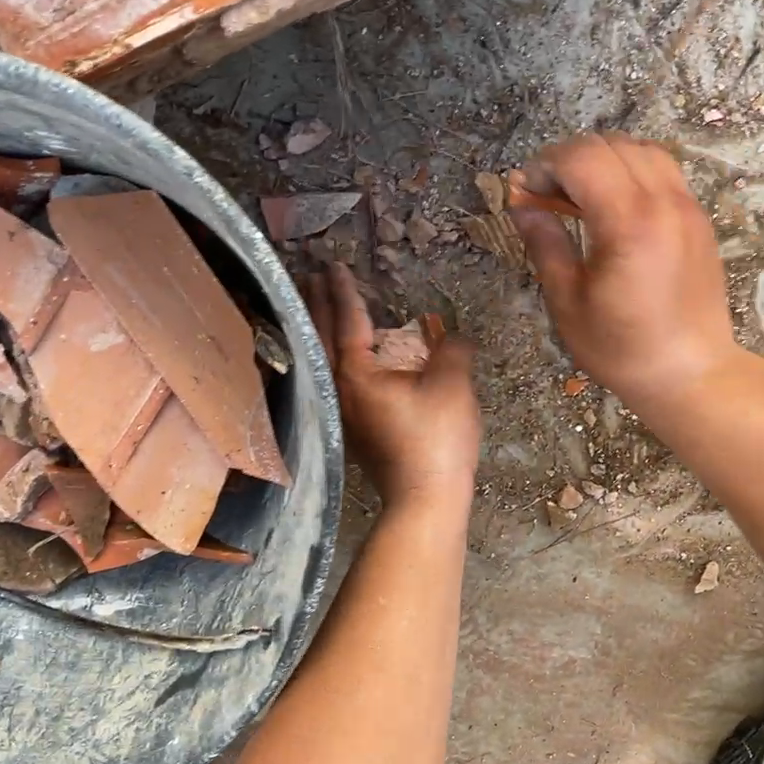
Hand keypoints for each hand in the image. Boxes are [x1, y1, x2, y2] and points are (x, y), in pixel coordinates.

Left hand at [305, 264, 481, 510]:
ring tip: (316, 305)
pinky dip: (329, 354)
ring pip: (322, 359)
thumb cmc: (437, 440)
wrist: (425, 498)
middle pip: (321, 337)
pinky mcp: (351, 429)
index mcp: (357, 374)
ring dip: (319, 327)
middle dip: (317, 304)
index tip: (334, 266)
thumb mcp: (452, 386)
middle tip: (310, 275)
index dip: (343, 292)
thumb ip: (451, 350)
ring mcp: (341, 413)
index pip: (348, 321)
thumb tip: (453, 335)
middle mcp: (339, 391)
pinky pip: (332, 378)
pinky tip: (340, 356)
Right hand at [510, 134, 741, 408]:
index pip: (582, 158)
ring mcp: (687, 207)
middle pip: (610, 145)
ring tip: (579, 198)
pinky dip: (631, 173)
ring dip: (603, 161)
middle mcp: (664, 203)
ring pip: (641, 150)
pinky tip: (612, 208)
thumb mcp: (569, 303)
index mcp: (629, 223)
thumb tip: (521, 206)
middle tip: (546, 196)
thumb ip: (545, 245)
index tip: (525, 193)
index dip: (545, 166)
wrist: (691, 373)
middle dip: (569, 160)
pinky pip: (663, 172)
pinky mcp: (698, 218)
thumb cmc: (622, 349)